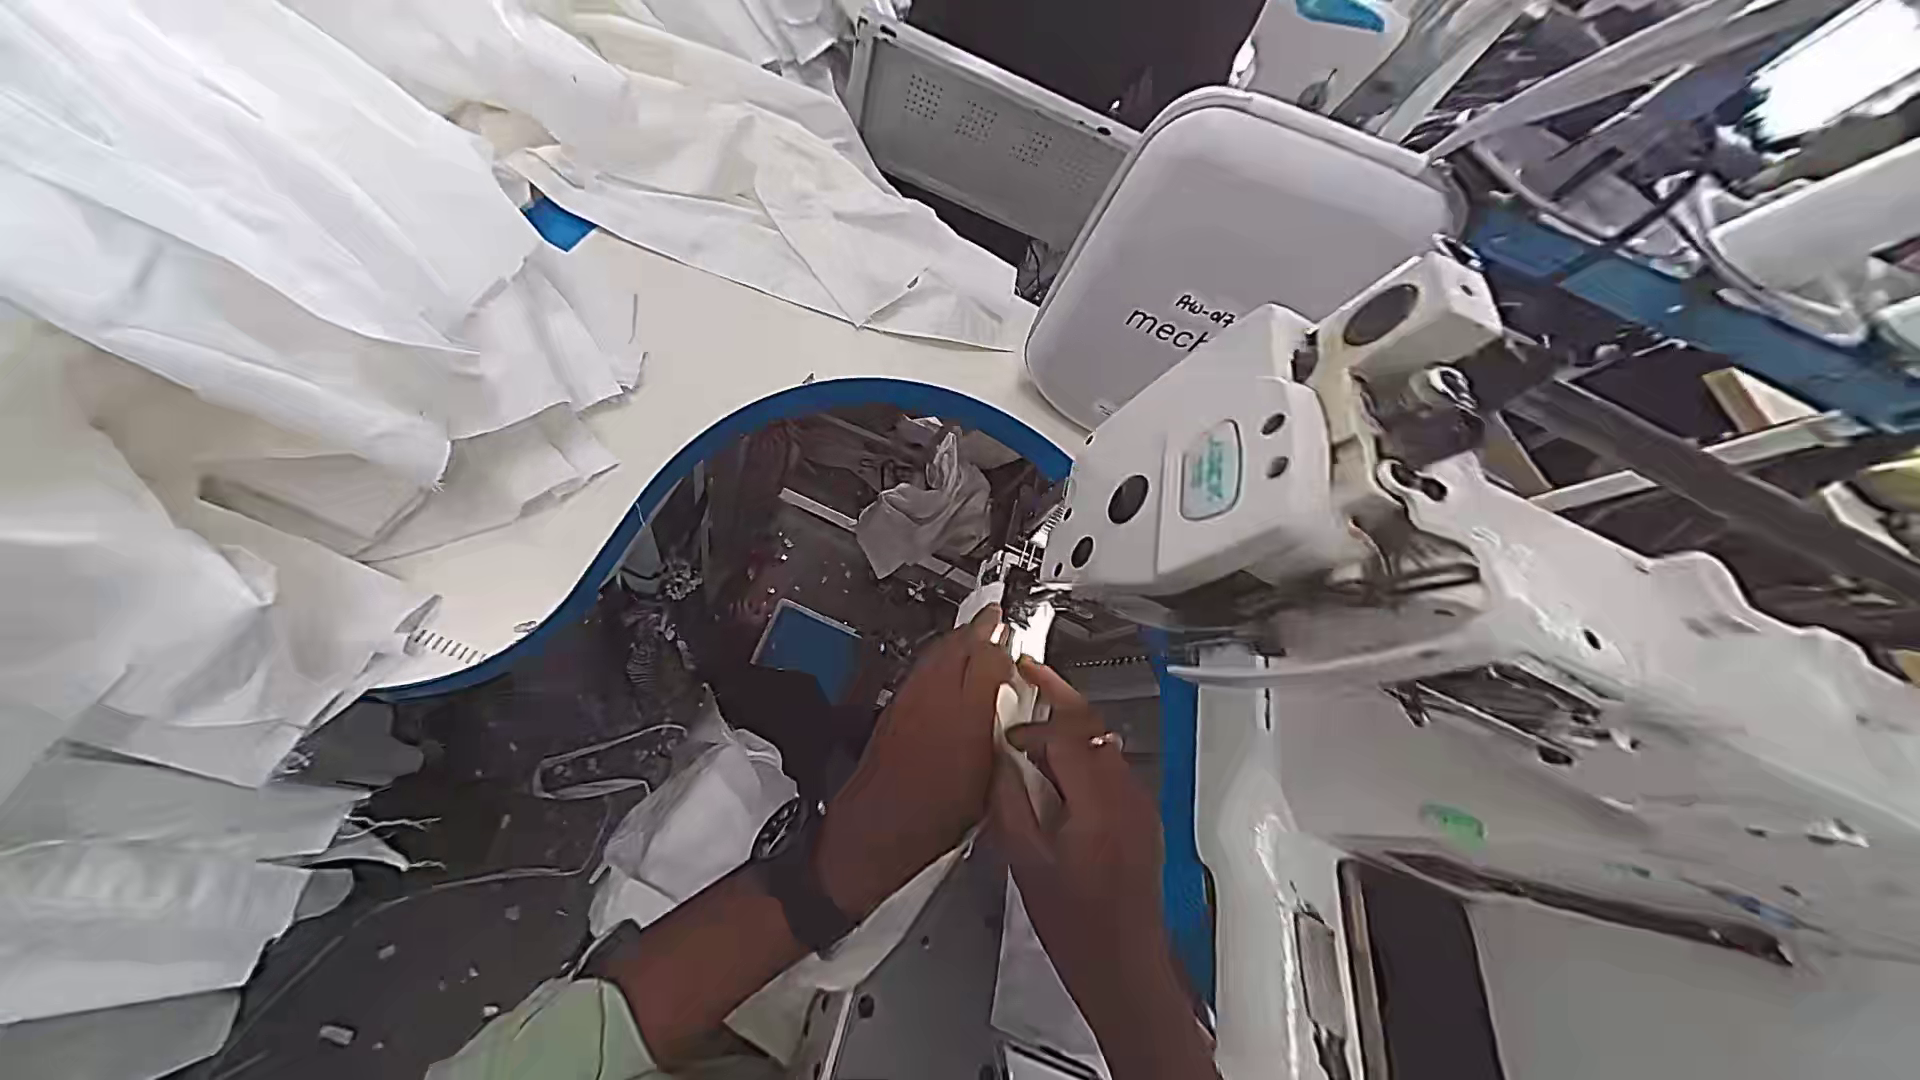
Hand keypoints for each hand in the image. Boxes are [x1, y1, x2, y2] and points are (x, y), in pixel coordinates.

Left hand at [815, 605, 1012, 915]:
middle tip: (995, 618)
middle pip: (960, 643)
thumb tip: (1009, 713)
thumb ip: (1000, 735)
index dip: (1005, 648)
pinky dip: (938, 656)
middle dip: (981, 627)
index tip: (1013, 646)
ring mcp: (912, 696)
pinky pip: (922, 665)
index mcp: (967, 712)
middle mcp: (937, 696)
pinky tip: (945, 663)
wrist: (879, 823)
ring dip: (958, 638)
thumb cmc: (932, 813)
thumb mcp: (987, 779)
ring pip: (937, 649)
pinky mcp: (895, 703)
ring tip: (972, 633)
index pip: (989, 658)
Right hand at [993, 658, 1217, 1079]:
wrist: (1125, 968)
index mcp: (1098, 803)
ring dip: (1067, 726)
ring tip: (1036, 718)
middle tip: (1031, 670)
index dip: (1029, 730)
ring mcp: (1137, 804)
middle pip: (1091, 726)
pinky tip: (1056, 766)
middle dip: (1058, 695)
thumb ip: (1010, 802)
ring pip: (1101, 743)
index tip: (1005, 739)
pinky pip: (1108, 767)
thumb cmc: (1078, 927)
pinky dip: (1080, 754)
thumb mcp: (1026, 863)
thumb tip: (1000, 762)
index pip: (1064, 738)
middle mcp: (1125, 794)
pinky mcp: (1139, 816)